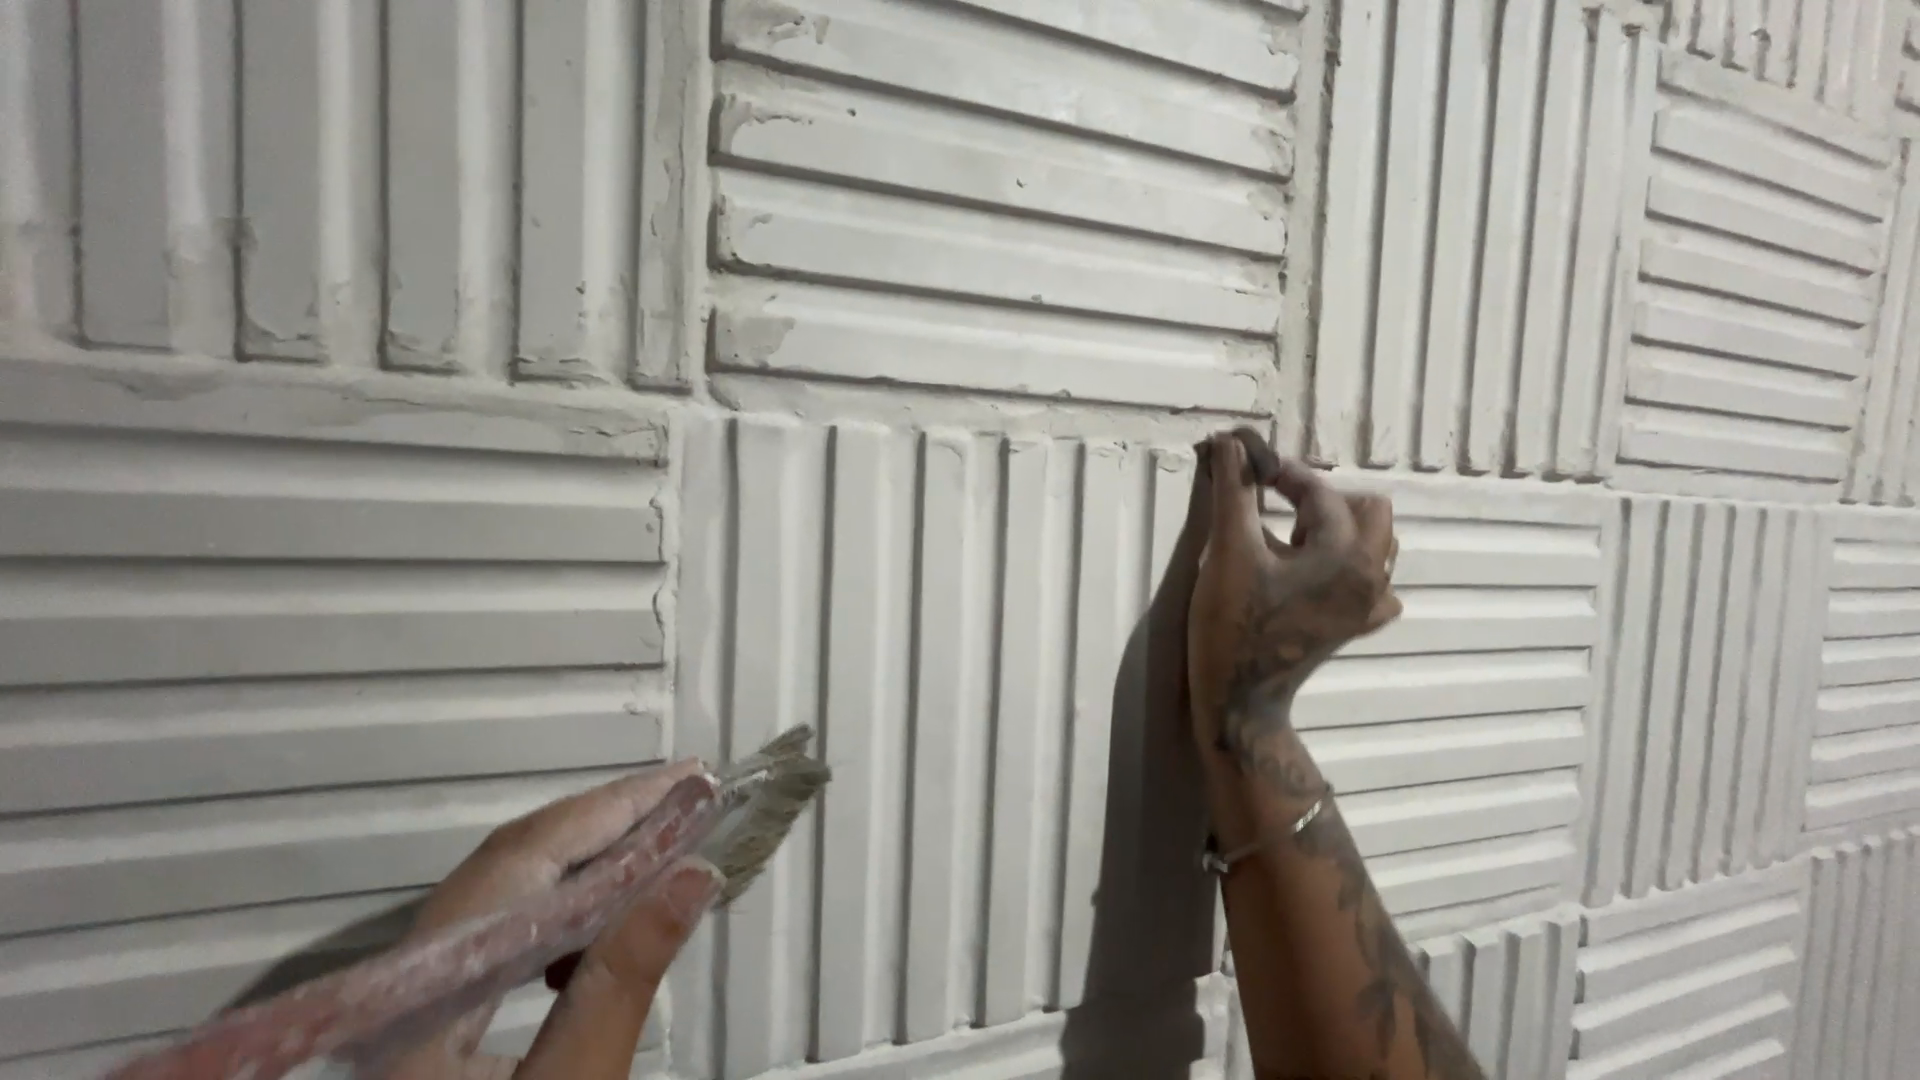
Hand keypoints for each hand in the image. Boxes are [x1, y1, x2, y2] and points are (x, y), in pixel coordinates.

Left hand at [384, 761, 723, 1079]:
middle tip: (687, 794)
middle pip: (511, 863)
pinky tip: (605, 927)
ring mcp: (408, 995)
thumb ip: (624, 981)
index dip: (612, 810)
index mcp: (419, 996)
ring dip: (587, 859)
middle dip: (606, 820)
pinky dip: (564, 908)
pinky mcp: (426, 1014)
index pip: (525, 862)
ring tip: (661, 846)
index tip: (688, 779)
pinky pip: (503, 930)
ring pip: (507, 891)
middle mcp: (401, 978)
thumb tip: (694, 874)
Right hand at [1184, 429, 1401, 757]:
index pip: (1320, 491)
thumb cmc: (1233, 624)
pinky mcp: (1354, 626)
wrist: (1240, 699)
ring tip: (1289, 536)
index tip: (1245, 462)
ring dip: (1335, 527)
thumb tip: (1231, 443)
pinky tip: (1312, 573)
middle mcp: (1373, 576)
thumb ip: (1234, 493)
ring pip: (1373, 543)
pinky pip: (1370, 581)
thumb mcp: (1229, 553)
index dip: (1280, 471)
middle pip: (1368, 510)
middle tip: (1273, 504)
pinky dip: (1344, 566)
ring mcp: (1368, 606)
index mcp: (1347, 554)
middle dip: (1320, 497)